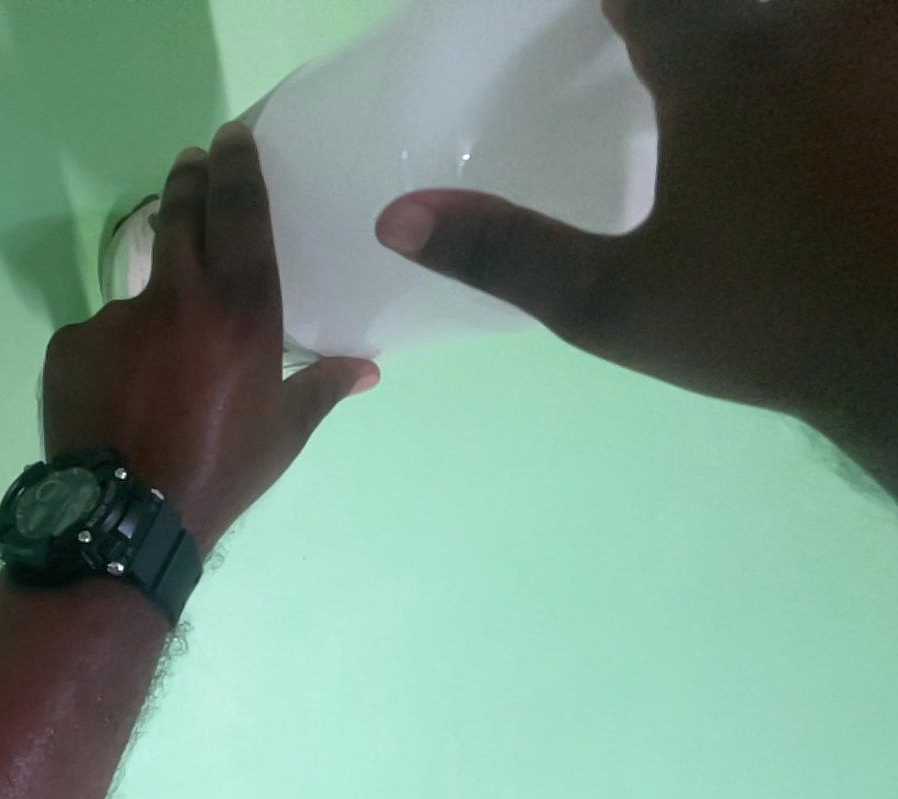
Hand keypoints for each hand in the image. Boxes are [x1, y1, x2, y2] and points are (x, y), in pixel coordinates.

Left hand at [45, 123, 378, 552]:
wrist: (124, 516)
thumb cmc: (216, 473)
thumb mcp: (282, 433)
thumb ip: (321, 387)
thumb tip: (367, 368)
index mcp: (239, 308)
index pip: (238, 210)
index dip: (235, 166)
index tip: (228, 140)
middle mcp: (174, 296)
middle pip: (179, 215)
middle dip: (186, 182)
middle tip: (188, 167)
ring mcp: (112, 318)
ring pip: (134, 300)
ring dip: (146, 316)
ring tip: (149, 374)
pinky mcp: (67, 345)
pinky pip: (93, 341)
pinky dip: (106, 358)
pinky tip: (112, 399)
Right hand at [375, 0, 897, 436]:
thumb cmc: (759, 322)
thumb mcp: (600, 303)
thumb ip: (499, 251)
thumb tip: (393, 218)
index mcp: (731, 75)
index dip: (594, 1)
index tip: (556, 19)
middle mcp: (827, 30)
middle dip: (670, 8)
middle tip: (622, 33)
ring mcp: (889, 47)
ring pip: (807, 1)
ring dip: (737, 17)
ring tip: (695, 44)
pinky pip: (851, 27)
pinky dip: (804, 35)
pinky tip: (786, 61)